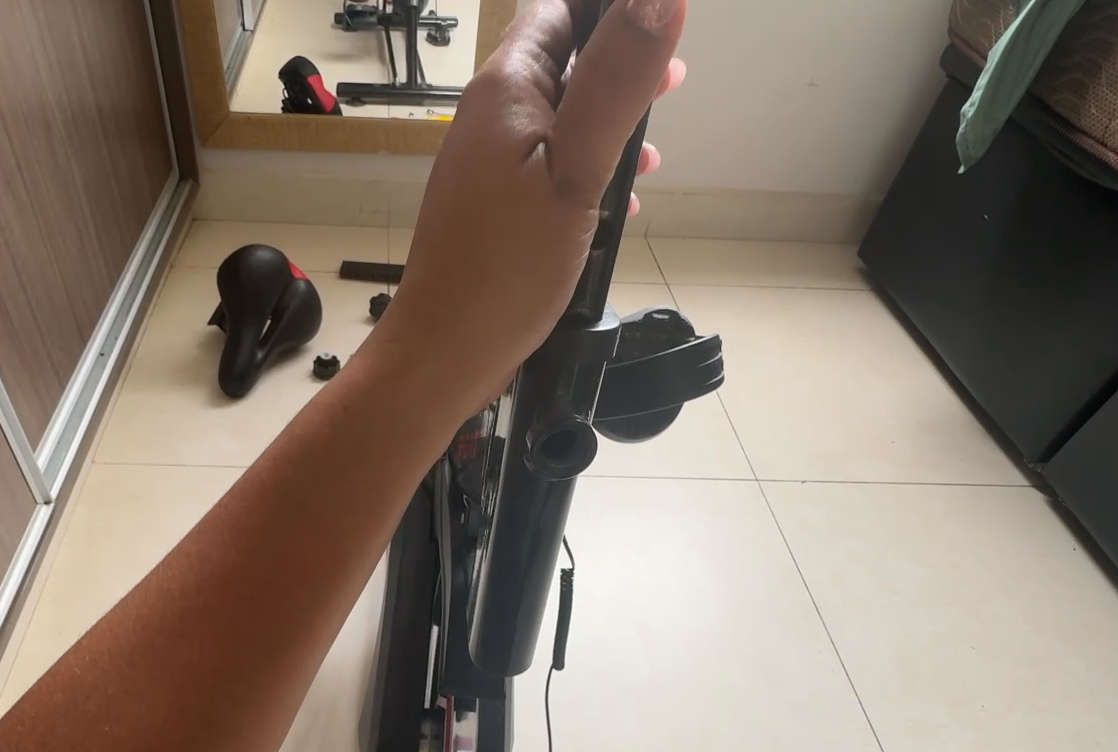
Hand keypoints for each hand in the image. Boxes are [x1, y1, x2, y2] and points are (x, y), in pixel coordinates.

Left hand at [376, 0, 687, 416]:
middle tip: (671, 83)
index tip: (661, 30)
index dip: (612, 10)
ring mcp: (486, 167)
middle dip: (617, 67)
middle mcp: (489, 118)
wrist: (446, 351)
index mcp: (506, 90)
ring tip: (653, 152)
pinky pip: (544, 172)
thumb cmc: (505, 270)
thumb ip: (616, 81)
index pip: (560, 9)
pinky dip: (584, 175)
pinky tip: (615, 204)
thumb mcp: (575, 171)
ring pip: (557, 122)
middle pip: (560, 62)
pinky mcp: (490, 210)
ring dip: (606, 128)